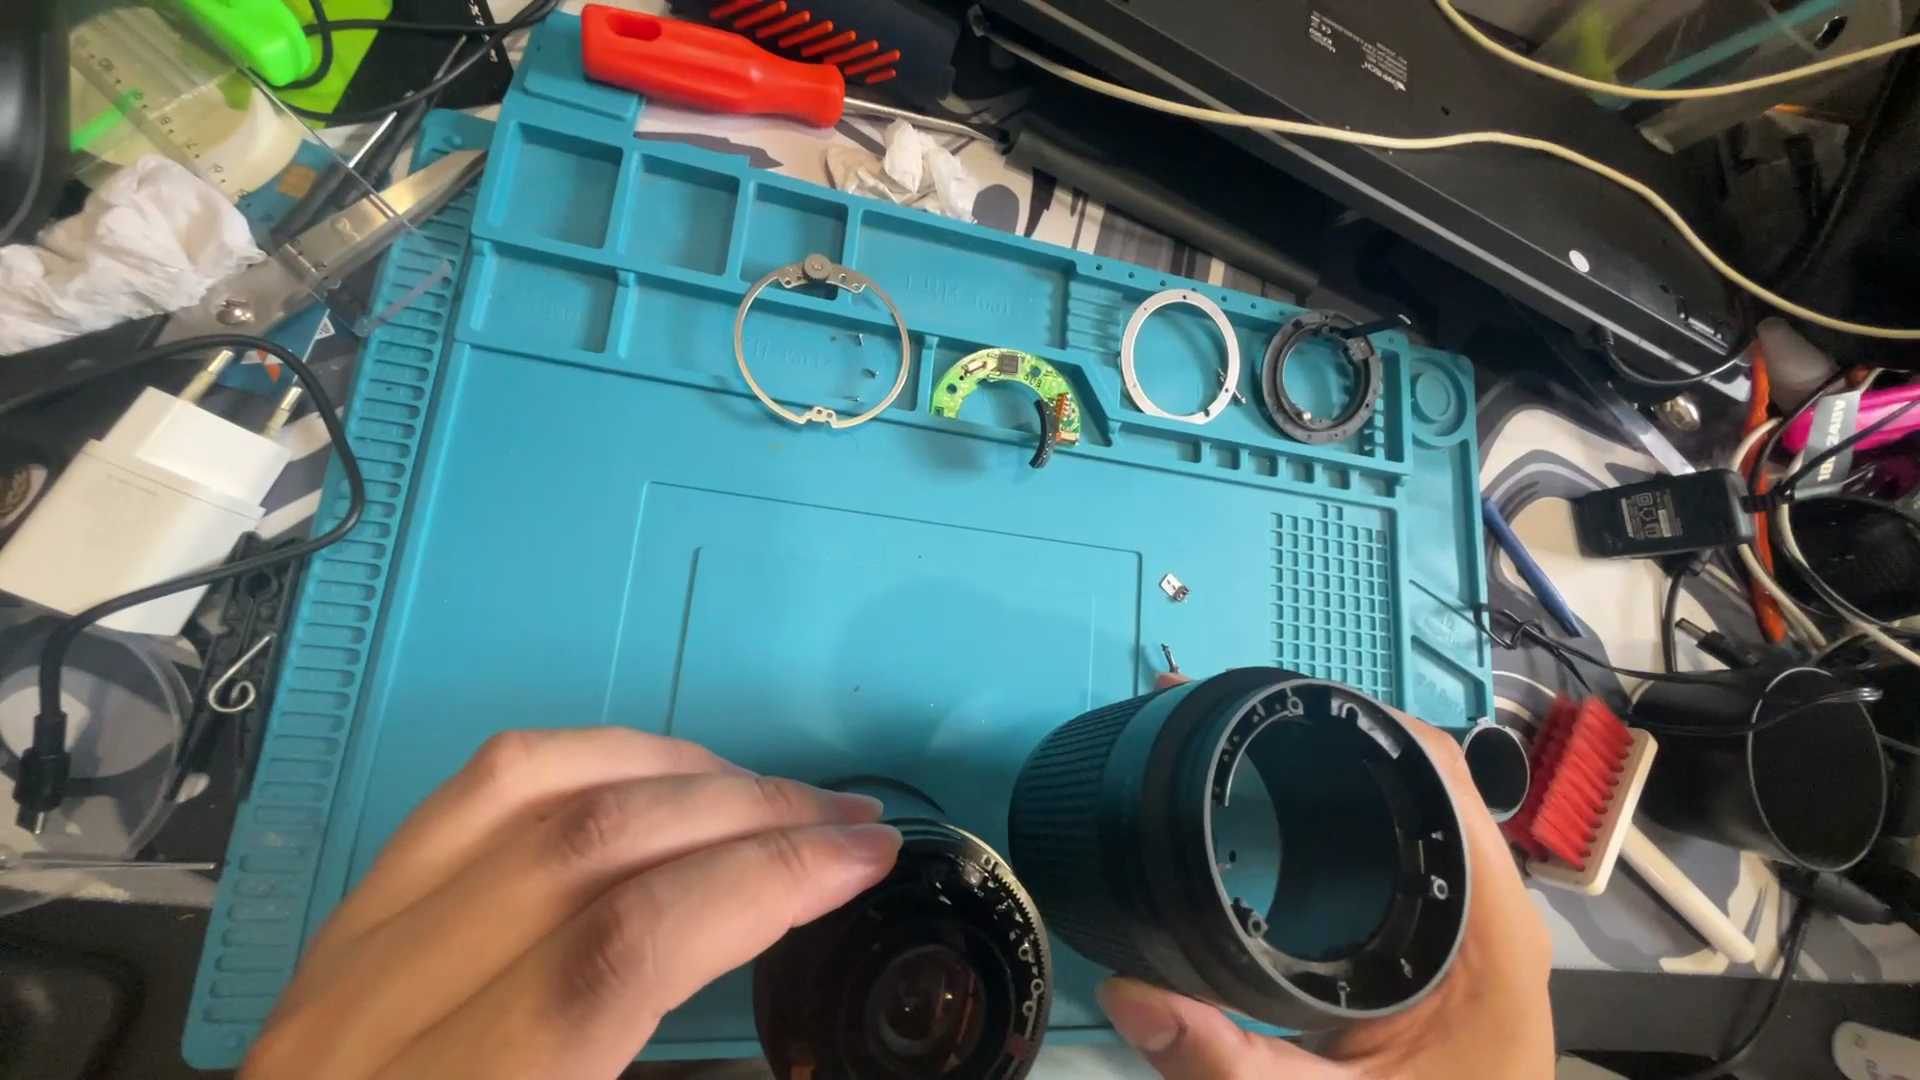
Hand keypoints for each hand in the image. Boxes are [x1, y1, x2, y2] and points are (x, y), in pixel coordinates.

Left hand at [243, 727, 900, 1078]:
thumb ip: (697, 1072)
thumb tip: (797, 936)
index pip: (623, 951)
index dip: (764, 883)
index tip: (864, 857)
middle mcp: (363, 1025)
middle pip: (592, 847)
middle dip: (754, 814)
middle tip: (847, 820)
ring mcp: (345, 951)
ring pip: (540, 786)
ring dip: (688, 774)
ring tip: (774, 797)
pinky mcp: (354, 912)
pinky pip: (491, 781)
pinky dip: (603, 753)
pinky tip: (669, 776)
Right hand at [1096, 677, 1553, 1078]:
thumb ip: (1227, 1065)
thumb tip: (1122, 993)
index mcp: (1484, 926)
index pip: (1438, 773)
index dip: (1359, 721)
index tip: (1263, 710)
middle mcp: (1482, 901)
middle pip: (1415, 769)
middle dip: (1322, 729)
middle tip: (1221, 719)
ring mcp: (1462, 908)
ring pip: (1406, 796)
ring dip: (1330, 756)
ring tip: (1240, 741)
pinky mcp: (1438, 919)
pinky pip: (1396, 829)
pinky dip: (1338, 795)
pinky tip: (1277, 799)